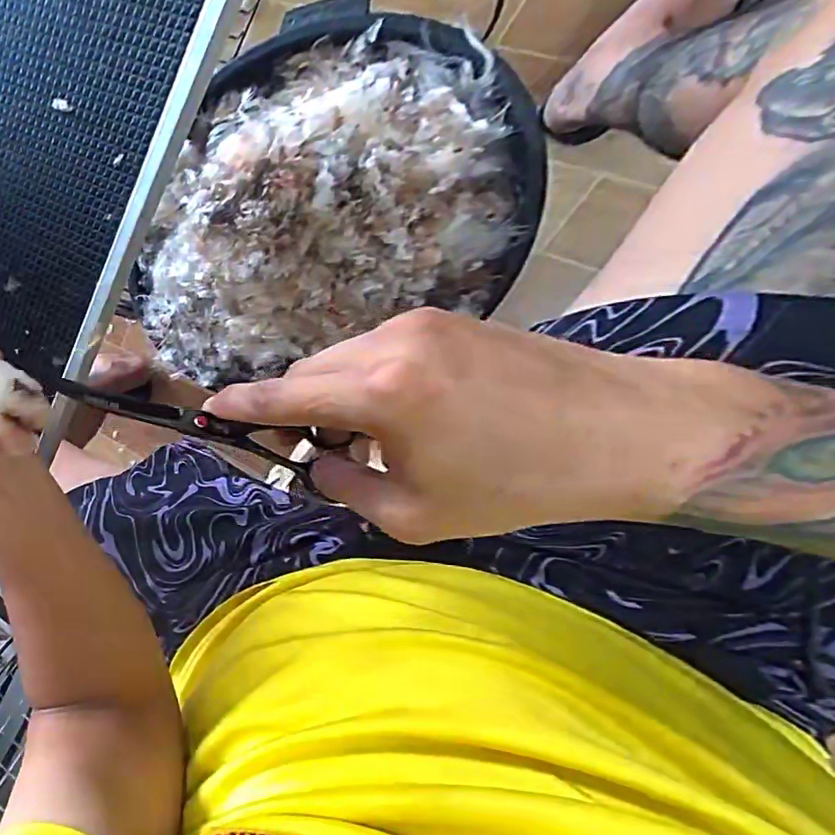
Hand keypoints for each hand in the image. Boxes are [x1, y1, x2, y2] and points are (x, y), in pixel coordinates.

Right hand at [202, 309, 781, 542]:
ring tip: (364, 443)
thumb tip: (316, 463)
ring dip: (332, 396)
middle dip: (293, 411)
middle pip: (308, 372)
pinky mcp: (447, 319)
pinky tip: (399, 416)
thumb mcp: (418, 515)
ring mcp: (421, 322)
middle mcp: (390, 341)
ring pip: (342, 358)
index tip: (208, 409)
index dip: (241, 406)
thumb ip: (347, 488)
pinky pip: (378, 348)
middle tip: (306, 454)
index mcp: (380, 391)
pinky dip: (366, 381)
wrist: (626, 431)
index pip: (286, 396)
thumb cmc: (518, 485)